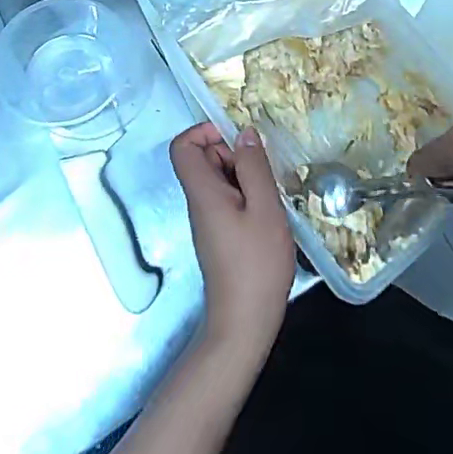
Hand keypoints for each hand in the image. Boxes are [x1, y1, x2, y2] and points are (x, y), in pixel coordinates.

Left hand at [169, 121, 296, 349]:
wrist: (245, 322)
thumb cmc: (256, 264)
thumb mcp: (265, 209)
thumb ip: (254, 168)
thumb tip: (244, 133)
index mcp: (202, 191)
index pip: (182, 146)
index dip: (204, 131)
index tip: (236, 138)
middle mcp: (198, 202)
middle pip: (201, 159)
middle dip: (231, 153)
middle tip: (262, 170)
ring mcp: (207, 220)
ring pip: (216, 179)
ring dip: (242, 175)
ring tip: (270, 192)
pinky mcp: (218, 234)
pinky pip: (225, 199)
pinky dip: (245, 195)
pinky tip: (268, 212)